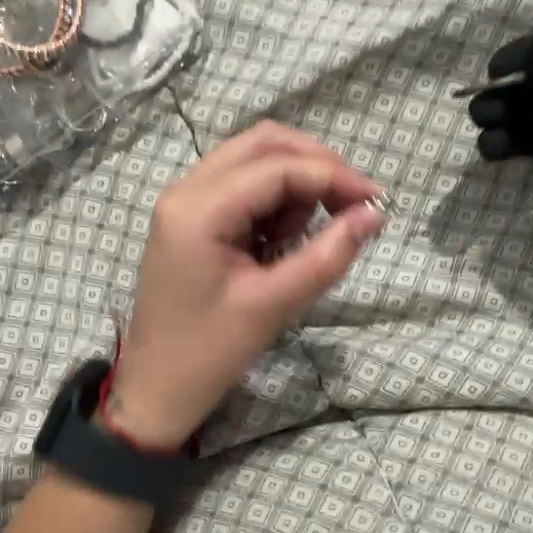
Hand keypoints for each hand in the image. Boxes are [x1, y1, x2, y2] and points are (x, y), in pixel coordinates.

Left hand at [106, 122, 386, 448]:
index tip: (377, 203)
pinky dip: (273, 201)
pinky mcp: (190, 219)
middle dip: (316, 167)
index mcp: (197, 209)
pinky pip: (241, 186)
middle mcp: (185, 190)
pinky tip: (281, 242)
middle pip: (263, 143)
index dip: (334, 177)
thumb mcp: (272, 306)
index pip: (278, 166)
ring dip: (294, 184)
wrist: (155, 389)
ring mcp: (183, 201)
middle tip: (352, 206)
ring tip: (305, 238)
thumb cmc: (207, 354)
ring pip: (252, 159)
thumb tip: (374, 216)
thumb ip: (326, 257)